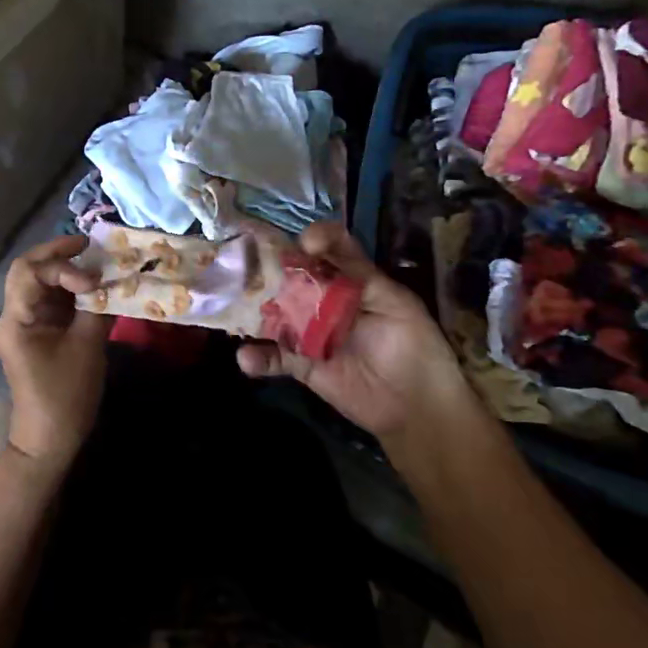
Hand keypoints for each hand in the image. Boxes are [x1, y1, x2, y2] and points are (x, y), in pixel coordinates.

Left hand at [0, 234, 112, 468]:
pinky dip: (73, 290)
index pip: (30, 271)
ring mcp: (28, 324)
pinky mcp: (42, 333)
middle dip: (60, 254)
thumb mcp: (86, 349)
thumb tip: (110, 280)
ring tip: (98, 263)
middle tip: (91, 245)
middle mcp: (16, 315)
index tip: (92, 281)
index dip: (63, 265)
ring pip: (42, 282)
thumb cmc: (65, 396)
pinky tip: (96, 288)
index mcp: (17, 319)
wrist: (49, 440)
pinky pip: (54, 300)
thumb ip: (97, 308)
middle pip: (30, 270)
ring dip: (68, 270)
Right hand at [237, 222, 470, 441]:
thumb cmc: (415, 345)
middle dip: (269, 268)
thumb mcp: (394, 302)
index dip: (316, 239)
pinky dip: (258, 357)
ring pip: (276, 314)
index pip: (329, 248)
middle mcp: (326, 300)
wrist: (418, 407)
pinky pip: (276, 357)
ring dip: (253, 310)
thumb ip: (358, 273)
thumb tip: (317, 243)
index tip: (306, 244)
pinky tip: (246, 357)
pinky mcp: (303, 365)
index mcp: (352, 279)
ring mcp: (311, 332)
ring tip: (229, 304)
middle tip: (244, 263)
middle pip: (293, 276)